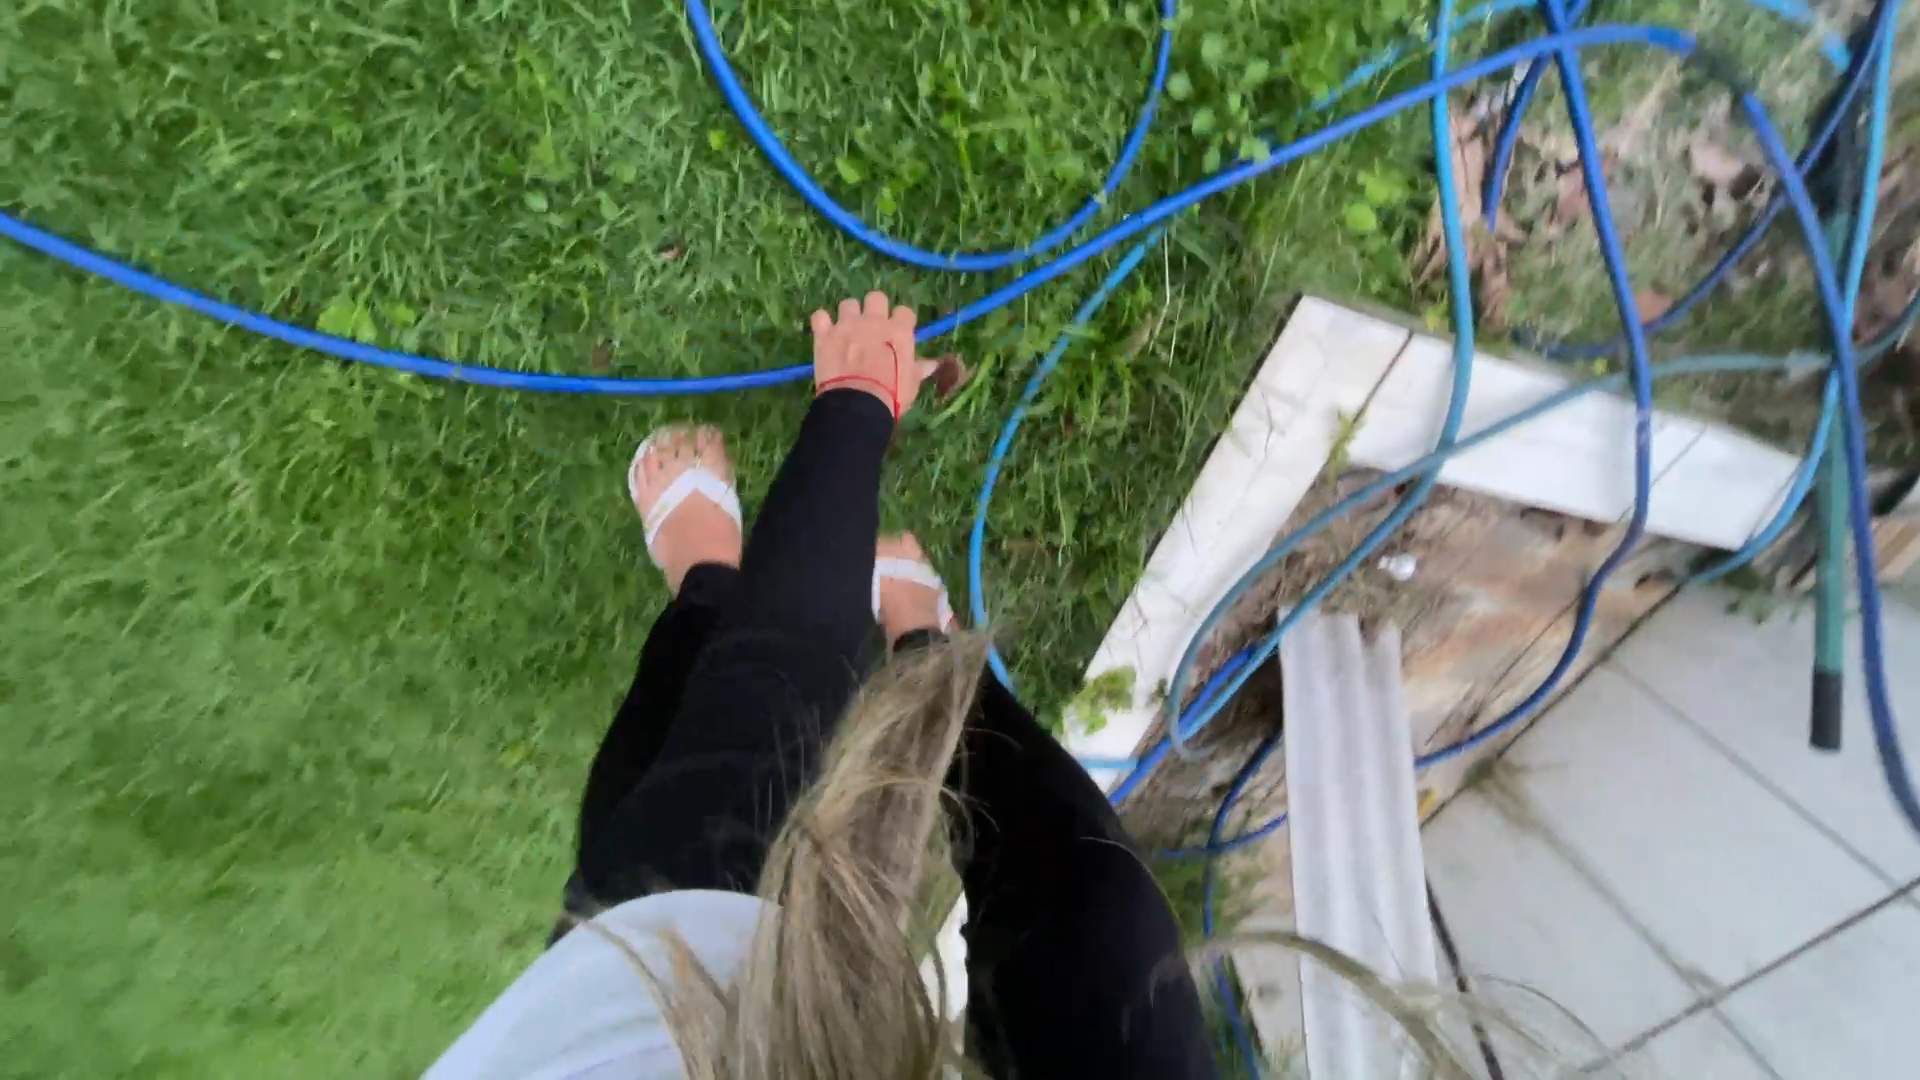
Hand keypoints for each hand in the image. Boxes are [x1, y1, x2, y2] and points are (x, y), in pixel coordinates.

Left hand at [809, 292, 937, 419]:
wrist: (858, 405)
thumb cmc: (892, 395)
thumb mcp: (911, 383)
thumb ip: (919, 369)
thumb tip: (933, 364)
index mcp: (898, 331)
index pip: (904, 311)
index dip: (902, 320)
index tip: (899, 331)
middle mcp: (873, 321)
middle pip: (876, 298)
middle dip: (875, 308)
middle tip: (873, 326)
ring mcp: (847, 325)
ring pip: (848, 304)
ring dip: (849, 314)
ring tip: (848, 330)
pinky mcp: (824, 335)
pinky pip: (820, 316)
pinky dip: (822, 322)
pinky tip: (825, 332)